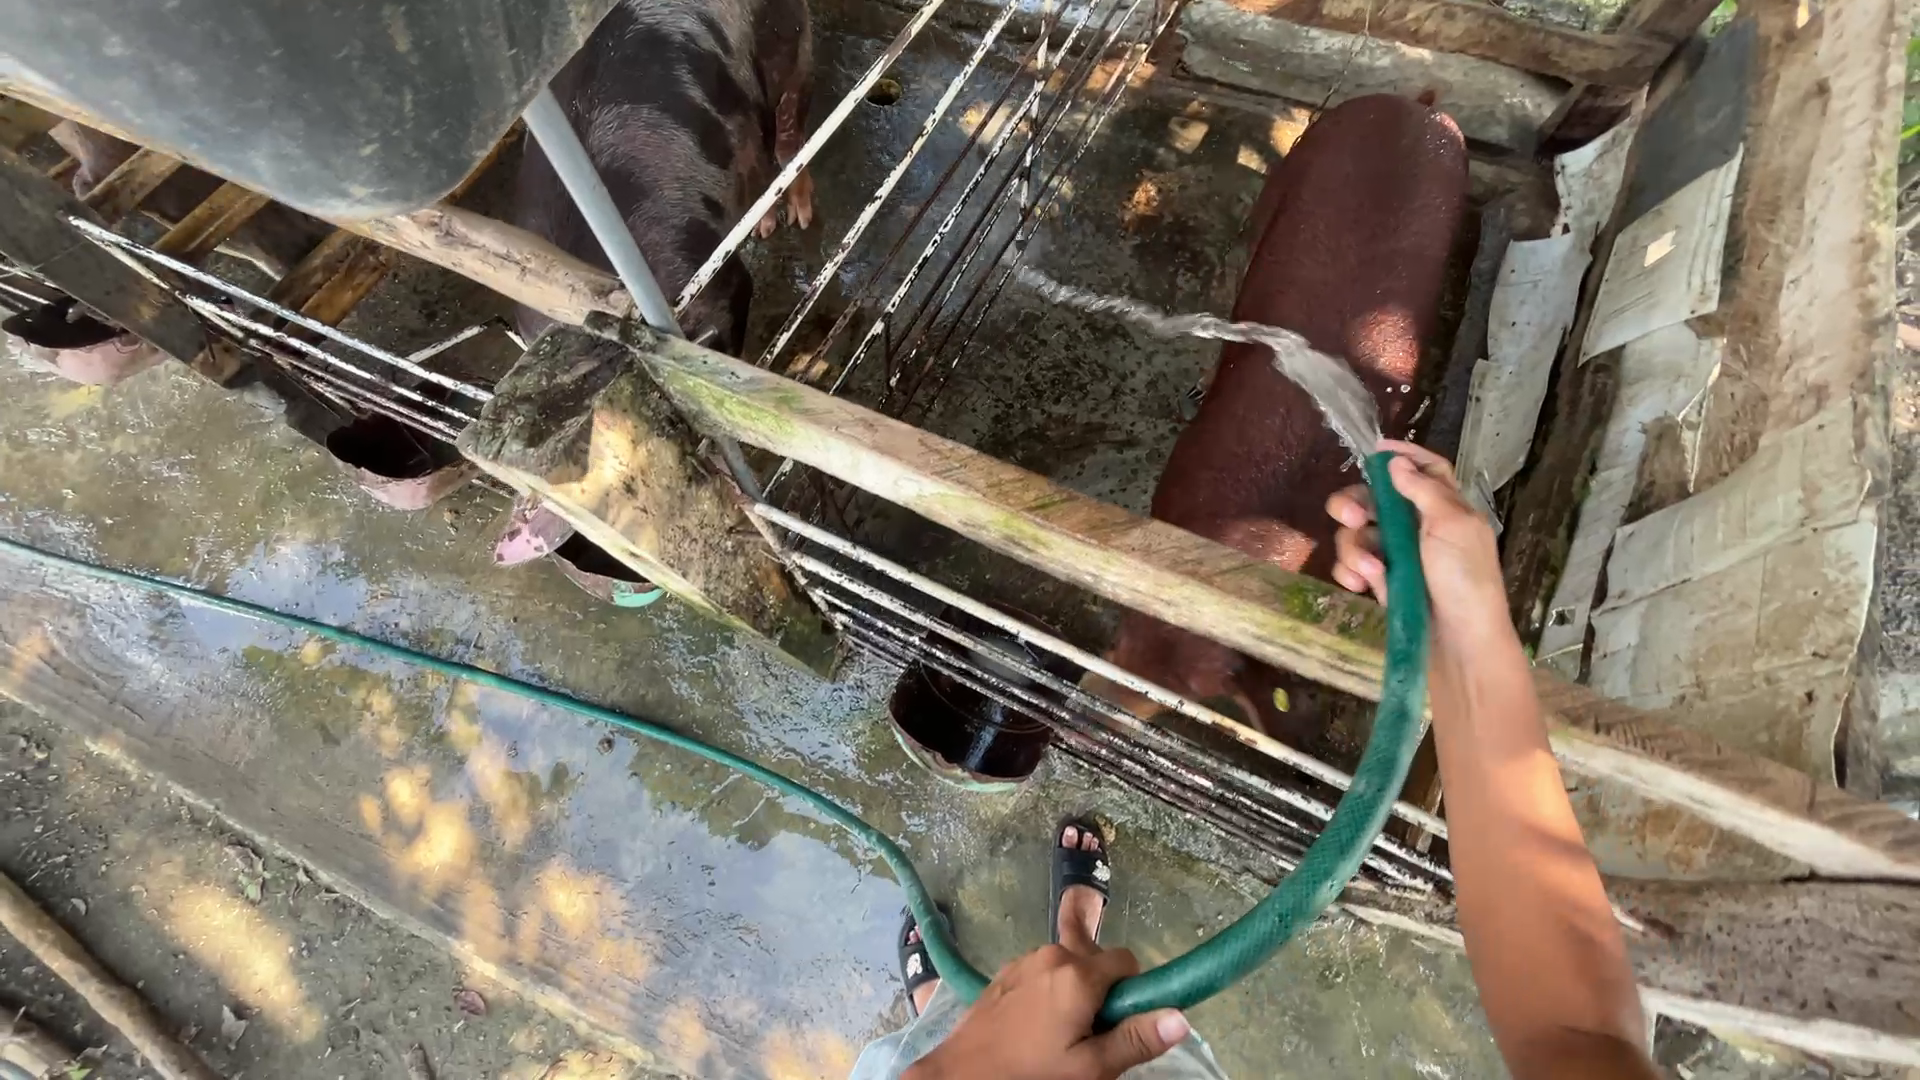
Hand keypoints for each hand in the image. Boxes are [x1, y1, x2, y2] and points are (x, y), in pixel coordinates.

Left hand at [902, 945, 1189, 1079]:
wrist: (964, 1074)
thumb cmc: (1033, 1075)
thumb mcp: (1092, 1069)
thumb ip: (1136, 1039)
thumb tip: (1181, 1016)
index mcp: (1078, 973)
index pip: (1127, 961)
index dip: (1134, 991)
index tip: (1124, 1023)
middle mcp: (1054, 953)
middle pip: (1097, 962)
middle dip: (1104, 993)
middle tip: (1091, 1037)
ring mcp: (1027, 958)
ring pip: (1070, 967)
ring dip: (1077, 992)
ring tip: (1061, 1035)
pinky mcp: (1008, 969)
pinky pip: (1044, 971)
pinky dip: (1051, 991)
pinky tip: (1037, 1026)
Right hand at [1325, 440, 1509, 644]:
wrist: (1456, 640)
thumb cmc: (1463, 579)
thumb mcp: (1452, 526)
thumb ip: (1423, 490)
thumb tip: (1395, 461)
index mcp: (1444, 508)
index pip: (1426, 470)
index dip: (1403, 456)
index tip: (1375, 450)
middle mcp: (1417, 527)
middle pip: (1374, 499)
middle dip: (1354, 506)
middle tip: (1350, 518)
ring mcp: (1396, 555)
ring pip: (1355, 534)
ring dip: (1354, 549)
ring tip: (1369, 572)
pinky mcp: (1379, 580)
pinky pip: (1351, 565)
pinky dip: (1350, 572)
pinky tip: (1361, 586)